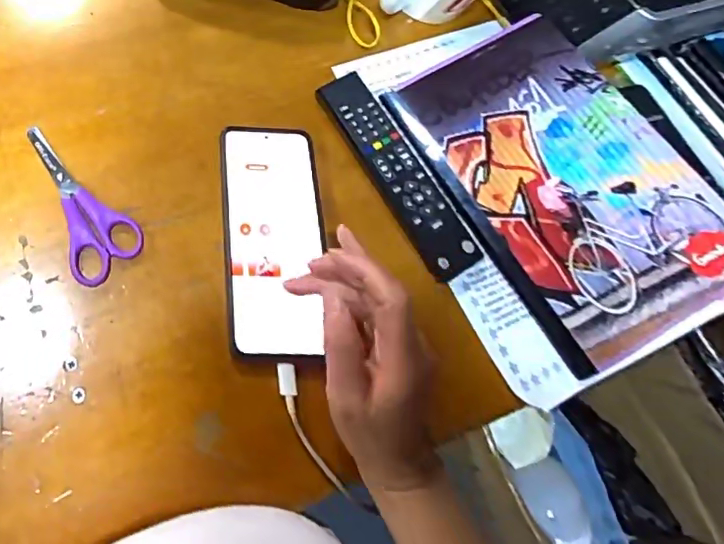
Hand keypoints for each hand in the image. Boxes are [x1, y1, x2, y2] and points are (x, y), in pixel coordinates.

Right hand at [285, 225, 441, 495]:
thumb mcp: (345, 398)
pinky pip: (375, 307)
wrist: (400, 466)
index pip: (392, 298)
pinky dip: (350, 292)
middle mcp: (412, 340)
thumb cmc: (370, 437)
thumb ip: (340, 345)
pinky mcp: (398, 341)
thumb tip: (332, 296)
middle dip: (349, 267)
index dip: (363, 270)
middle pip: (385, 289)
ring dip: (344, 279)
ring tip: (311, 266)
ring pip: (377, 295)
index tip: (329, 258)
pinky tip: (331, 282)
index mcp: (404, 356)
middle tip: (311, 260)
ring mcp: (408, 339)